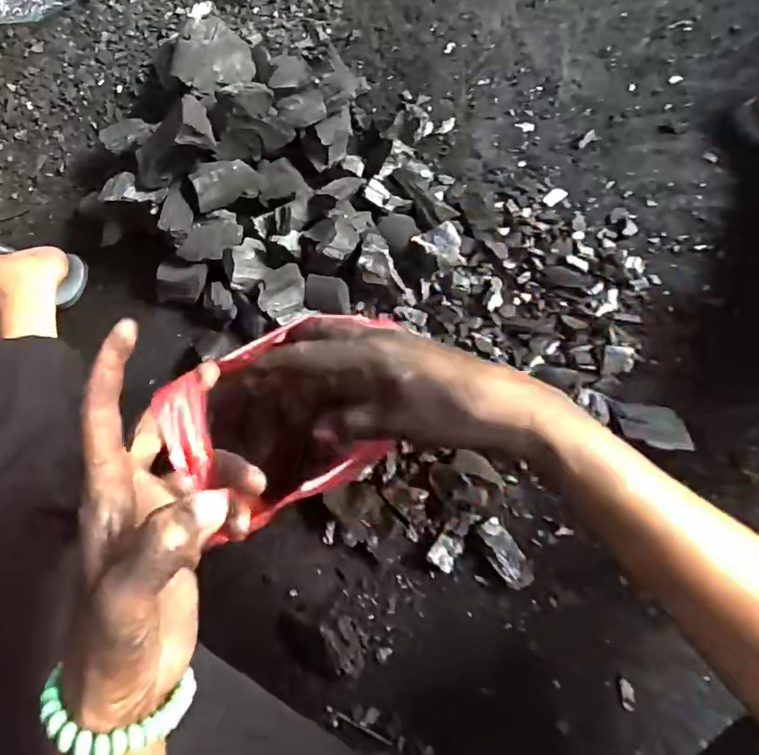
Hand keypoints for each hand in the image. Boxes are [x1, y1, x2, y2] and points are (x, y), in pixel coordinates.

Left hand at [61, 320, 266, 732]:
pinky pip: (213, 503)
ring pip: (194, 465)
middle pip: (157, 429)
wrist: (127, 685)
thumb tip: (212, 499)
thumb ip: (166, 542)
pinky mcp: (184, 539)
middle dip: (185, 403)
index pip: (100, 414)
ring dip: (224, 468)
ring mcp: (159, 513)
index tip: (127, 328)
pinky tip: (247, 520)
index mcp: (105, 488)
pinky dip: (232, 504)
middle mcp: (131, 489)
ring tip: (253, 489)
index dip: (109, 369)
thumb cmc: (108, 634)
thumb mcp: (127, 591)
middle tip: (216, 375)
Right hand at [221, 317, 585, 465]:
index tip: (247, 370)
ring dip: (308, 342)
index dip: (273, 362)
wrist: (512, 405)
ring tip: (293, 363)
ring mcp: (387, 336)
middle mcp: (370, 336)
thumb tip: (313, 429)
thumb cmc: (452, 414)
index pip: (305, 354)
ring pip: (333, 329)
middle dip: (286, 344)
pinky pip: (350, 337)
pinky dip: (331, 346)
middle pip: (314, 330)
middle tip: (266, 364)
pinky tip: (335, 367)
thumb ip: (352, 422)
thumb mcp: (399, 422)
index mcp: (365, 353)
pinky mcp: (401, 343)